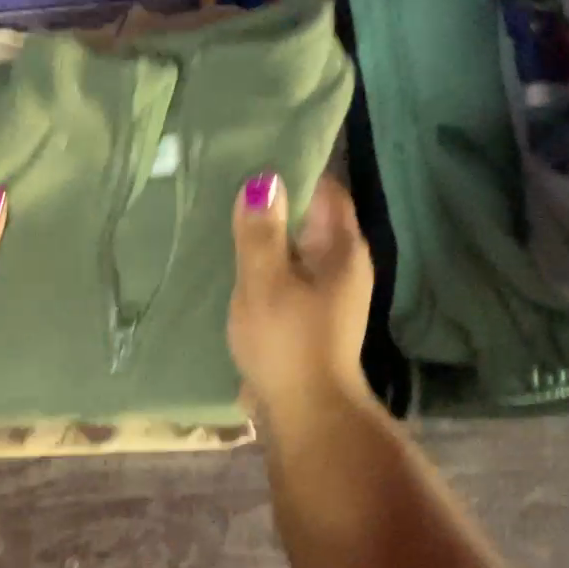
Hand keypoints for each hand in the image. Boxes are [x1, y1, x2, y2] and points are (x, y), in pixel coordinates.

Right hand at [228, 173, 375, 427]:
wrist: (305, 408)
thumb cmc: (285, 341)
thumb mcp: (264, 283)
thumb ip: (260, 234)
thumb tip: (263, 180)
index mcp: (341, 248)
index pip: (325, 190)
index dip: (294, 171)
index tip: (254, 160)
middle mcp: (344, 265)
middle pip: (311, 220)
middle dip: (276, 205)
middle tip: (228, 191)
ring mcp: (330, 294)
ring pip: (297, 251)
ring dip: (268, 240)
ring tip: (224, 228)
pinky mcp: (311, 318)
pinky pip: (288, 278)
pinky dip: (266, 269)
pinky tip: (236, 274)